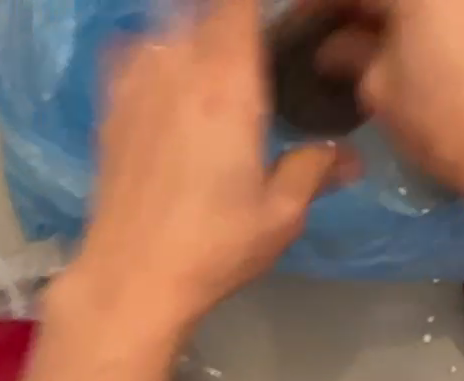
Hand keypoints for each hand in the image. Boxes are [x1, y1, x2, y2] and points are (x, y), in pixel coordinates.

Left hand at [60, 0, 345, 343]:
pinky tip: (180, 86)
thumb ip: (315, 170)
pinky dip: (166, 54)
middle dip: (237, 25)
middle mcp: (177, 62)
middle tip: (267, 61)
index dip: (263, 8)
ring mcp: (137, 75)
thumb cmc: (219, 245)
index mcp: (228, 85)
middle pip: (208, 10)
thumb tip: (351, 156)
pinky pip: (143, 50)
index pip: (241, 5)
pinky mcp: (112, 97)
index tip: (289, 20)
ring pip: (173, 26)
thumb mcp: (282, 214)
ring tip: (227, 73)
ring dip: (201, 38)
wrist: (135, 271)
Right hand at [309, 0, 463, 202]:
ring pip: (424, 2)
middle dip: (360, 12)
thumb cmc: (440, 120)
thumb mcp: (380, 88)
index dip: (320, 7)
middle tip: (334, 38)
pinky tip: (410, 50)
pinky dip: (427, 22)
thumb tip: (332, 50)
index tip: (302, 27)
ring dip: (392, 18)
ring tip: (368, 47)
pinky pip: (454, 10)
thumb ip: (349, 55)